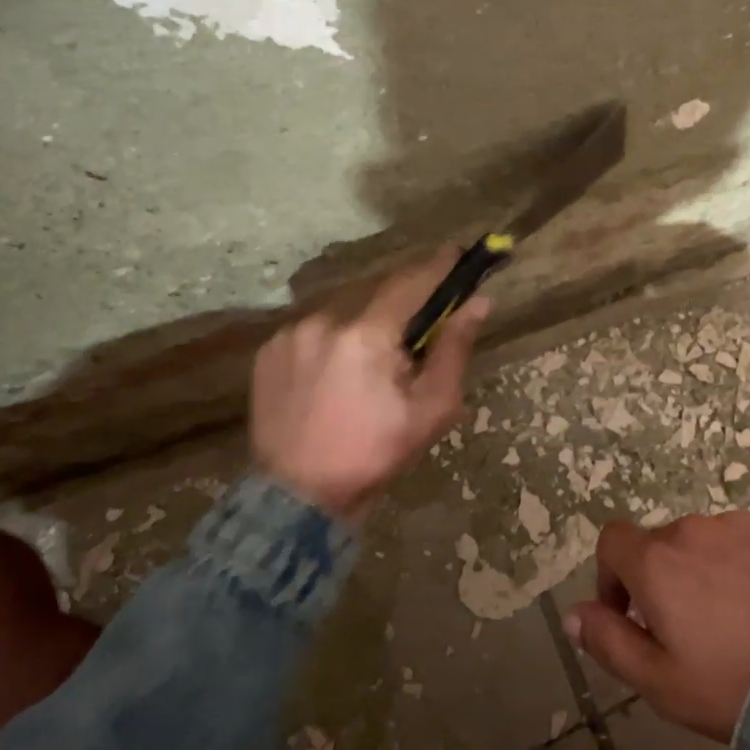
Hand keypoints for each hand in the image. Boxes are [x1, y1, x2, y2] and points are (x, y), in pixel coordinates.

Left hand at [250, 248, 489, 519]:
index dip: (438, 264)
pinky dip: (338, 334)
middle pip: (377, 290)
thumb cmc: (375, 454)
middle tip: (425, 317)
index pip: (411, 281)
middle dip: (405, 297)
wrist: (297, 497)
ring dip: (369, 316)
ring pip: (345, 307)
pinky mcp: (270, 349)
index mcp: (366, 335)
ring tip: (379, 352)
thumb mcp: (431, 409)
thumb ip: (454, 350)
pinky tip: (343, 366)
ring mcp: (291, 333)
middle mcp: (324, 321)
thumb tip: (479, 303)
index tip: (459, 252)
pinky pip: (316, 326)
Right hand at [565, 512, 749, 742]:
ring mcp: (740, 522)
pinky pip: (744, 539)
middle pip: (660, 544)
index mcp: (657, 561)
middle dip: (661, 580)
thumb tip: (573, 614)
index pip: (612, 540)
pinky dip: (742, 562)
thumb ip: (609, 641)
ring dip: (703, 570)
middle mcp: (693, 529)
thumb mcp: (660, 680)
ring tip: (733, 619)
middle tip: (686, 630)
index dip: (610, 576)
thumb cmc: (733, 678)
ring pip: (704, 541)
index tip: (628, 614)